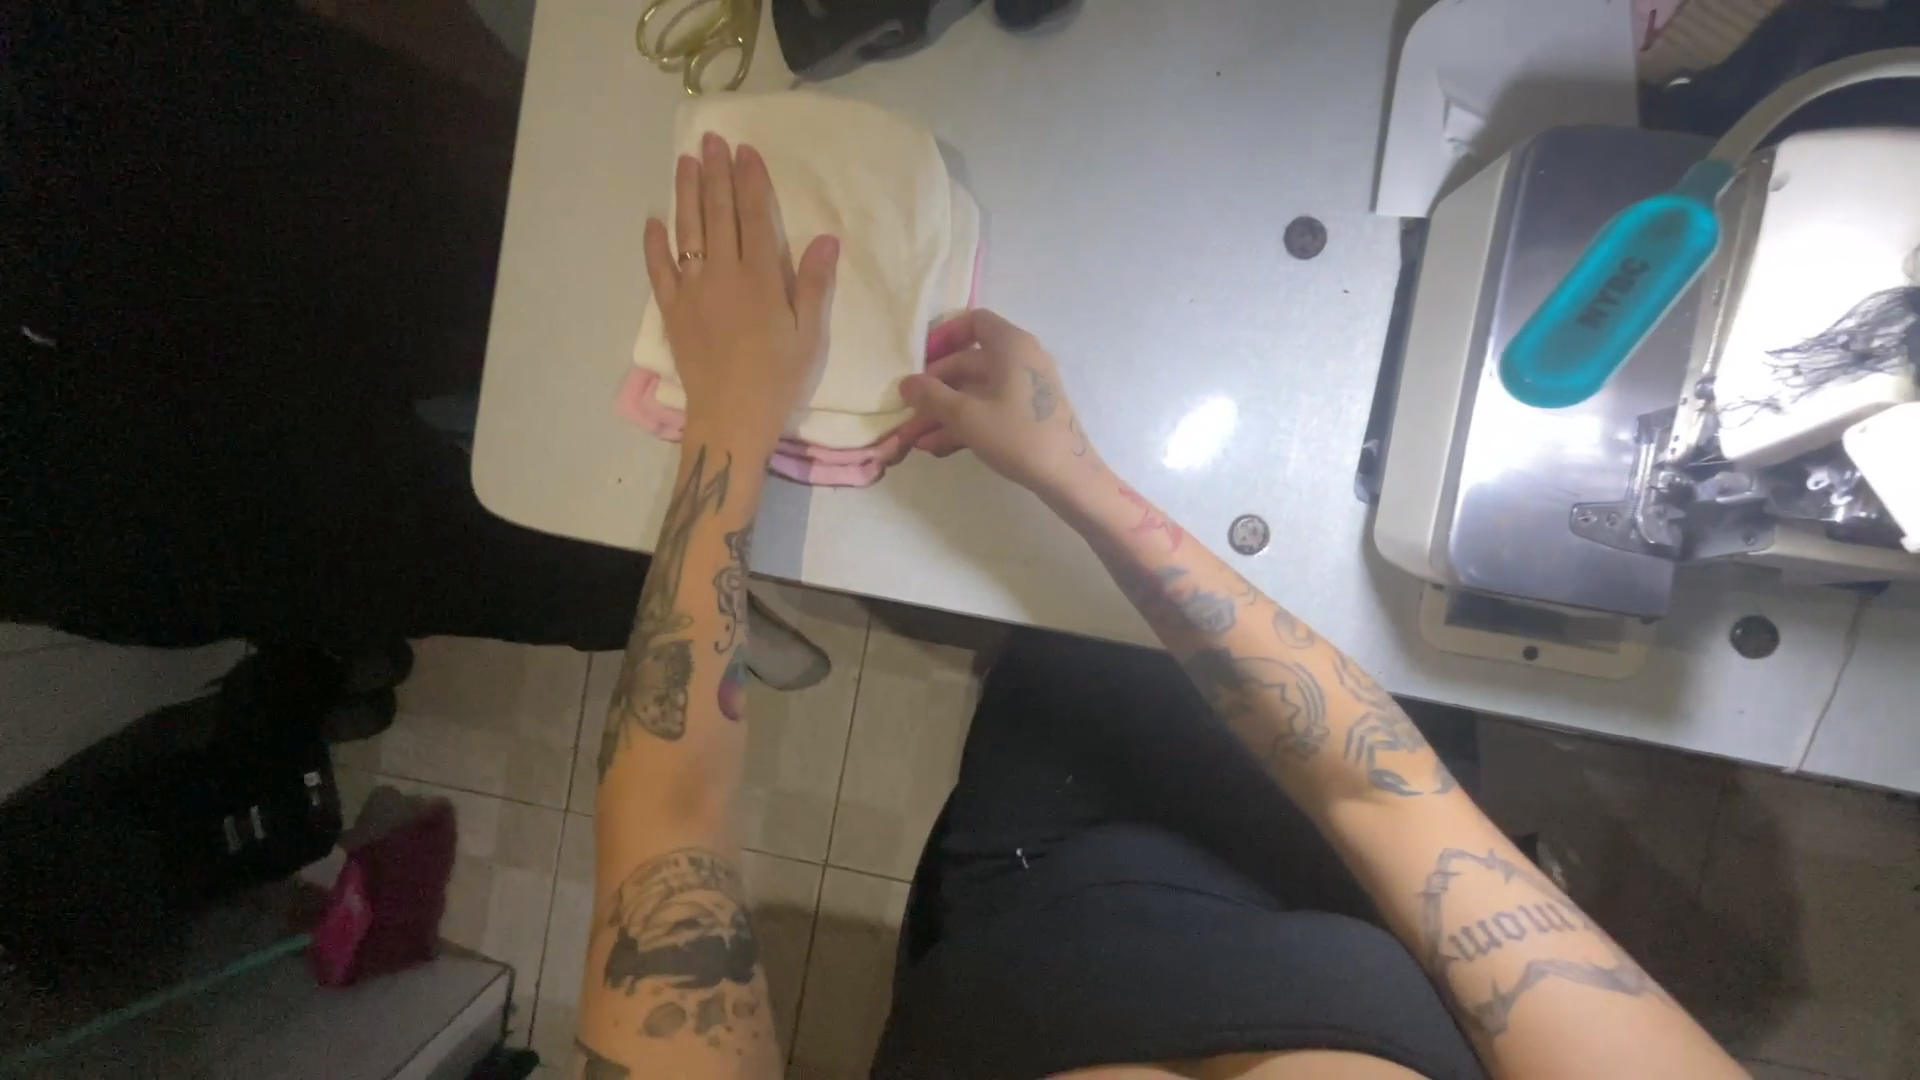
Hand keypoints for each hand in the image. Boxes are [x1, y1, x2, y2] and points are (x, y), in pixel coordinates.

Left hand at [644, 133, 838, 455]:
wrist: (732, 415)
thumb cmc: (779, 379)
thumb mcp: (809, 335)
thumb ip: (814, 284)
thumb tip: (827, 239)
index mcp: (760, 279)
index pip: (754, 218)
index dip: (751, 182)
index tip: (745, 151)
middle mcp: (722, 274)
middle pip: (718, 214)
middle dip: (716, 174)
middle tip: (711, 140)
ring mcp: (692, 290)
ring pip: (687, 231)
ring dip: (686, 194)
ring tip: (685, 162)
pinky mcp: (673, 310)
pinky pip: (659, 269)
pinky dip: (654, 244)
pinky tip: (653, 221)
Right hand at [899, 309, 1100, 498]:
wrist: (1067, 476)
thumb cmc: (1016, 435)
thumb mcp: (966, 416)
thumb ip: (931, 396)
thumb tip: (906, 383)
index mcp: (1010, 345)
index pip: (974, 322)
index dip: (943, 336)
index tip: (920, 359)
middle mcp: (1020, 359)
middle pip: (968, 362)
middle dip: (935, 388)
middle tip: (907, 409)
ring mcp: (1025, 389)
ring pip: (975, 392)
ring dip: (944, 412)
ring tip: (915, 436)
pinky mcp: (1027, 415)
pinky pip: (988, 410)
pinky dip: (964, 424)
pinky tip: (936, 447)